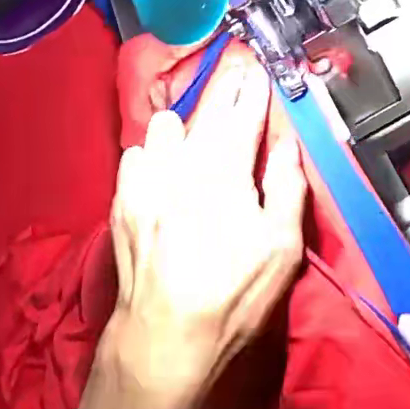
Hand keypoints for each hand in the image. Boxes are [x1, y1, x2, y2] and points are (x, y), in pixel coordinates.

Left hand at [105, 49, 306, 404]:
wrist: (164, 338)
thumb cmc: (234, 296)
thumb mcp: (281, 247)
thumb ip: (286, 187)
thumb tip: (286, 144)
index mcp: (225, 175)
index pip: (244, 119)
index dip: (254, 91)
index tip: (259, 70)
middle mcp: (182, 168)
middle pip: (207, 114)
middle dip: (226, 88)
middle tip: (236, 69)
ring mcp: (146, 183)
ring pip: (165, 128)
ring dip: (187, 118)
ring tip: (199, 122)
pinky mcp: (123, 203)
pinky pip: (136, 154)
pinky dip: (153, 150)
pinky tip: (163, 162)